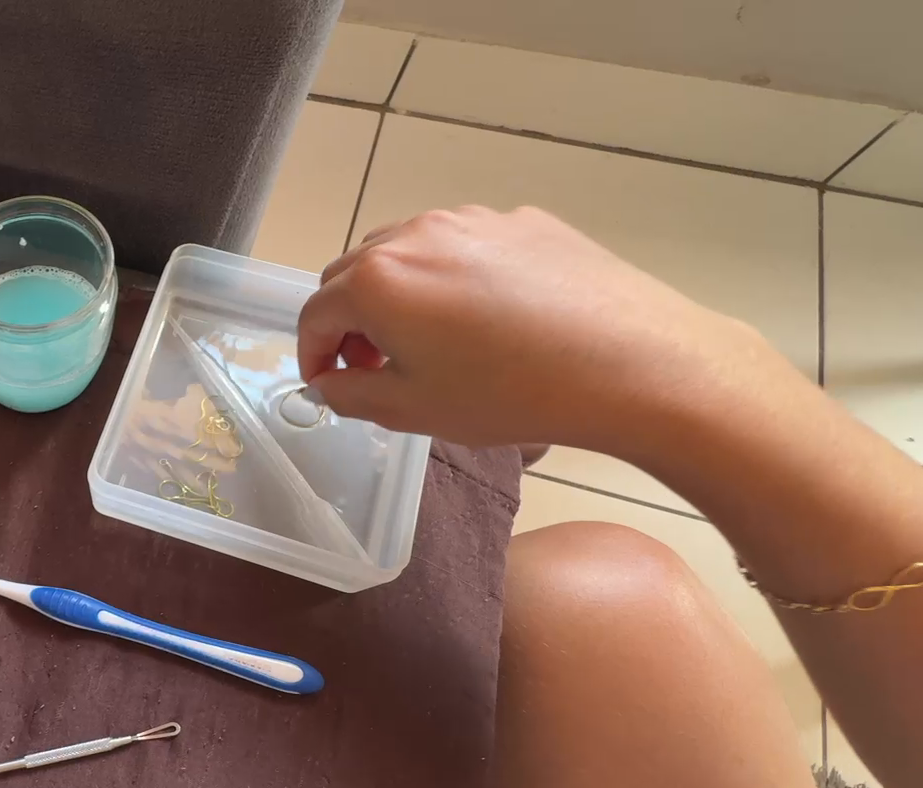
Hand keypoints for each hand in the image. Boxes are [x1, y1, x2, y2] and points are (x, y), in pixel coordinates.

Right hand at [295, 205, 799, 450]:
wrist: (634, 364)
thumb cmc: (506, 393)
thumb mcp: (405, 409)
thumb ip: (345, 394)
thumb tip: (329, 383)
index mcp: (377, 281)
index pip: (313, 314)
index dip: (310, 354)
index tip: (327, 384)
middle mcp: (414, 235)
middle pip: (348, 275)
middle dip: (345, 321)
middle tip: (371, 364)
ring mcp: (471, 221)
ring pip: (398, 252)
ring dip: (388, 294)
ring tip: (420, 338)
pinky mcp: (520, 221)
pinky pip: (454, 244)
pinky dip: (440, 277)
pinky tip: (476, 317)